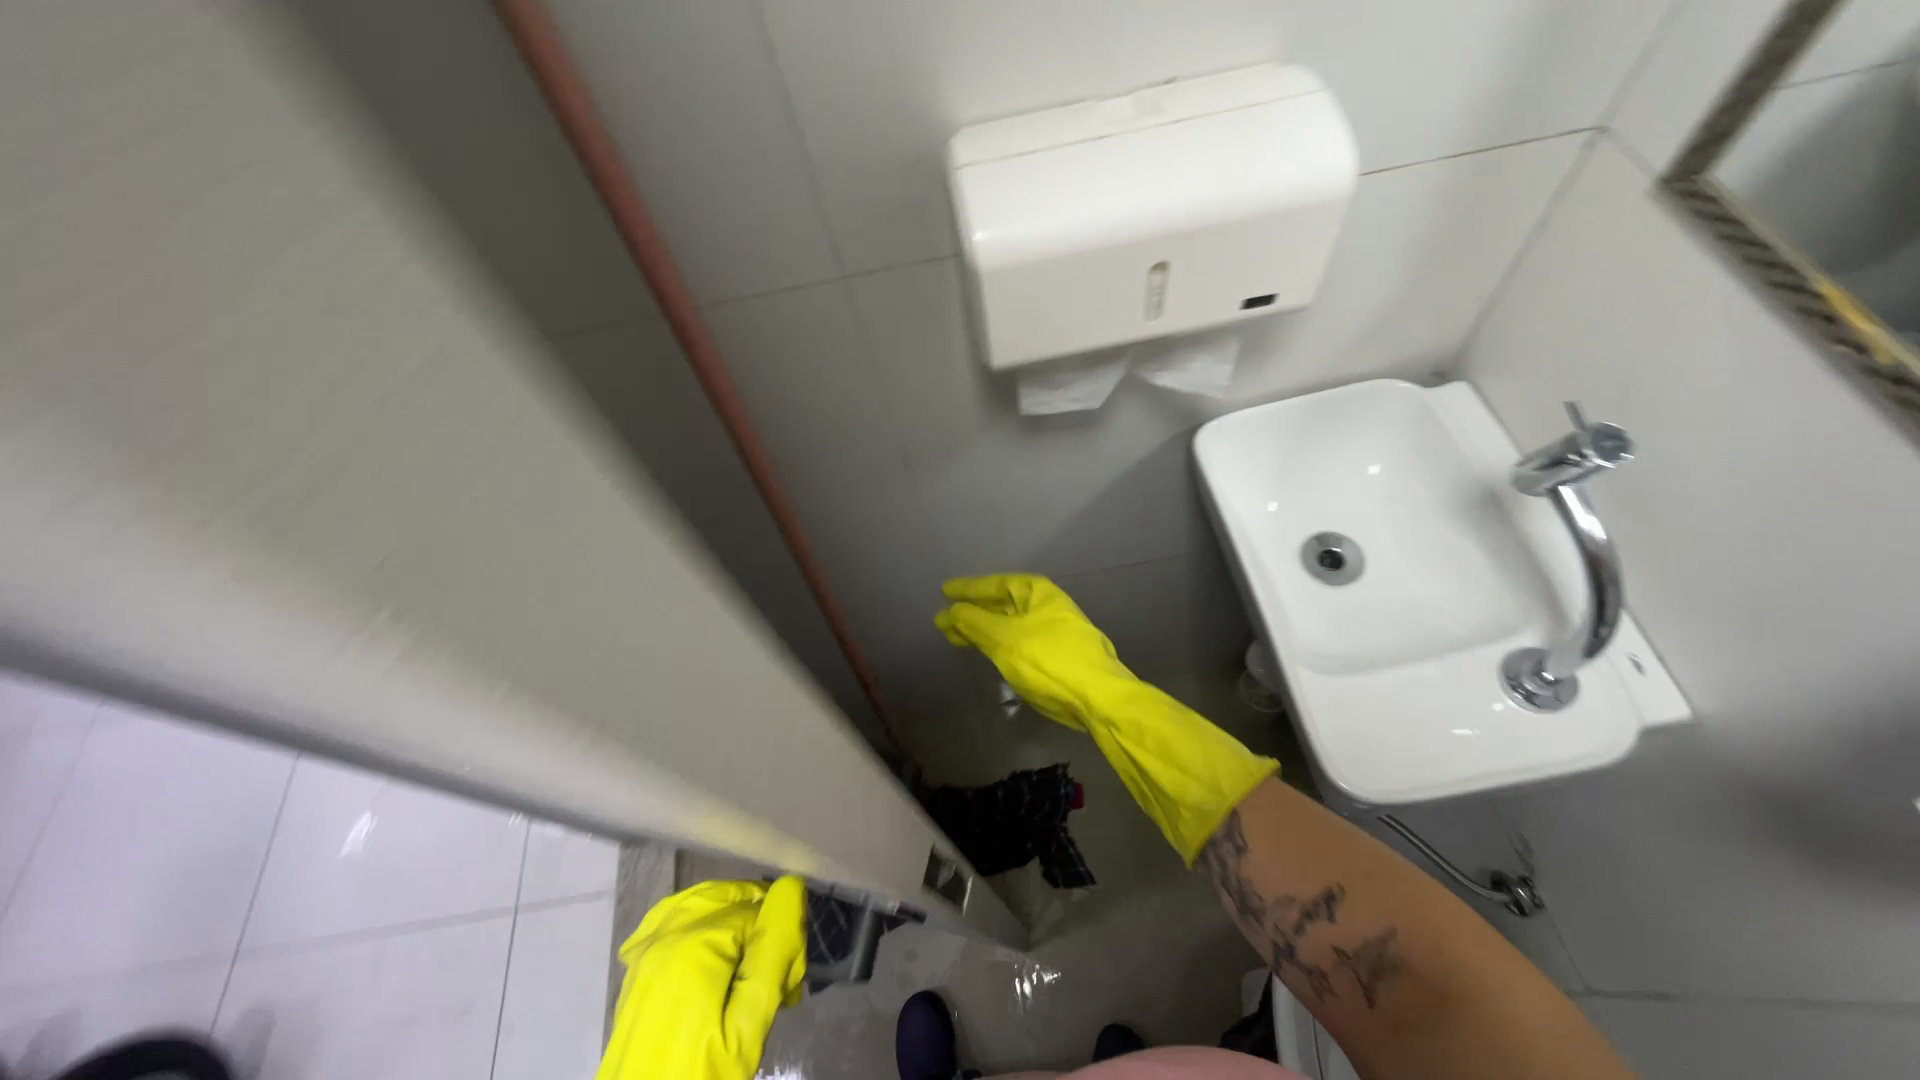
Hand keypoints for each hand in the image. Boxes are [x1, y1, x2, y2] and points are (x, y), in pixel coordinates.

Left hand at [598, 876, 806, 1079]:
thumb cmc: (700, 1079)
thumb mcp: (747, 1029)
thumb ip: (772, 955)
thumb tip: (790, 888)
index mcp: (695, 945)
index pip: (758, 911)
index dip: (783, 940)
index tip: (792, 986)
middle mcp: (665, 935)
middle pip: (728, 898)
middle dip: (759, 924)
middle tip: (779, 977)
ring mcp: (645, 951)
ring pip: (701, 902)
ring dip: (733, 919)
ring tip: (752, 965)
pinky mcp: (636, 970)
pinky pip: (670, 920)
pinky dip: (700, 923)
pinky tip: (715, 952)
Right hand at [933, 573, 1133, 730]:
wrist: (1096, 697)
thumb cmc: (1048, 660)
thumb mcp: (1004, 638)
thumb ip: (974, 622)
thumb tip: (950, 611)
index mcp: (1038, 593)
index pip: (996, 583)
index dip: (968, 588)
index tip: (944, 591)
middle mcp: (1047, 606)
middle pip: (1002, 604)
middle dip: (972, 612)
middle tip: (943, 620)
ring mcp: (1053, 632)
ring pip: (1009, 626)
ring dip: (983, 630)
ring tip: (955, 637)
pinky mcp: (1055, 657)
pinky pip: (1018, 643)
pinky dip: (998, 645)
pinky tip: (987, 653)